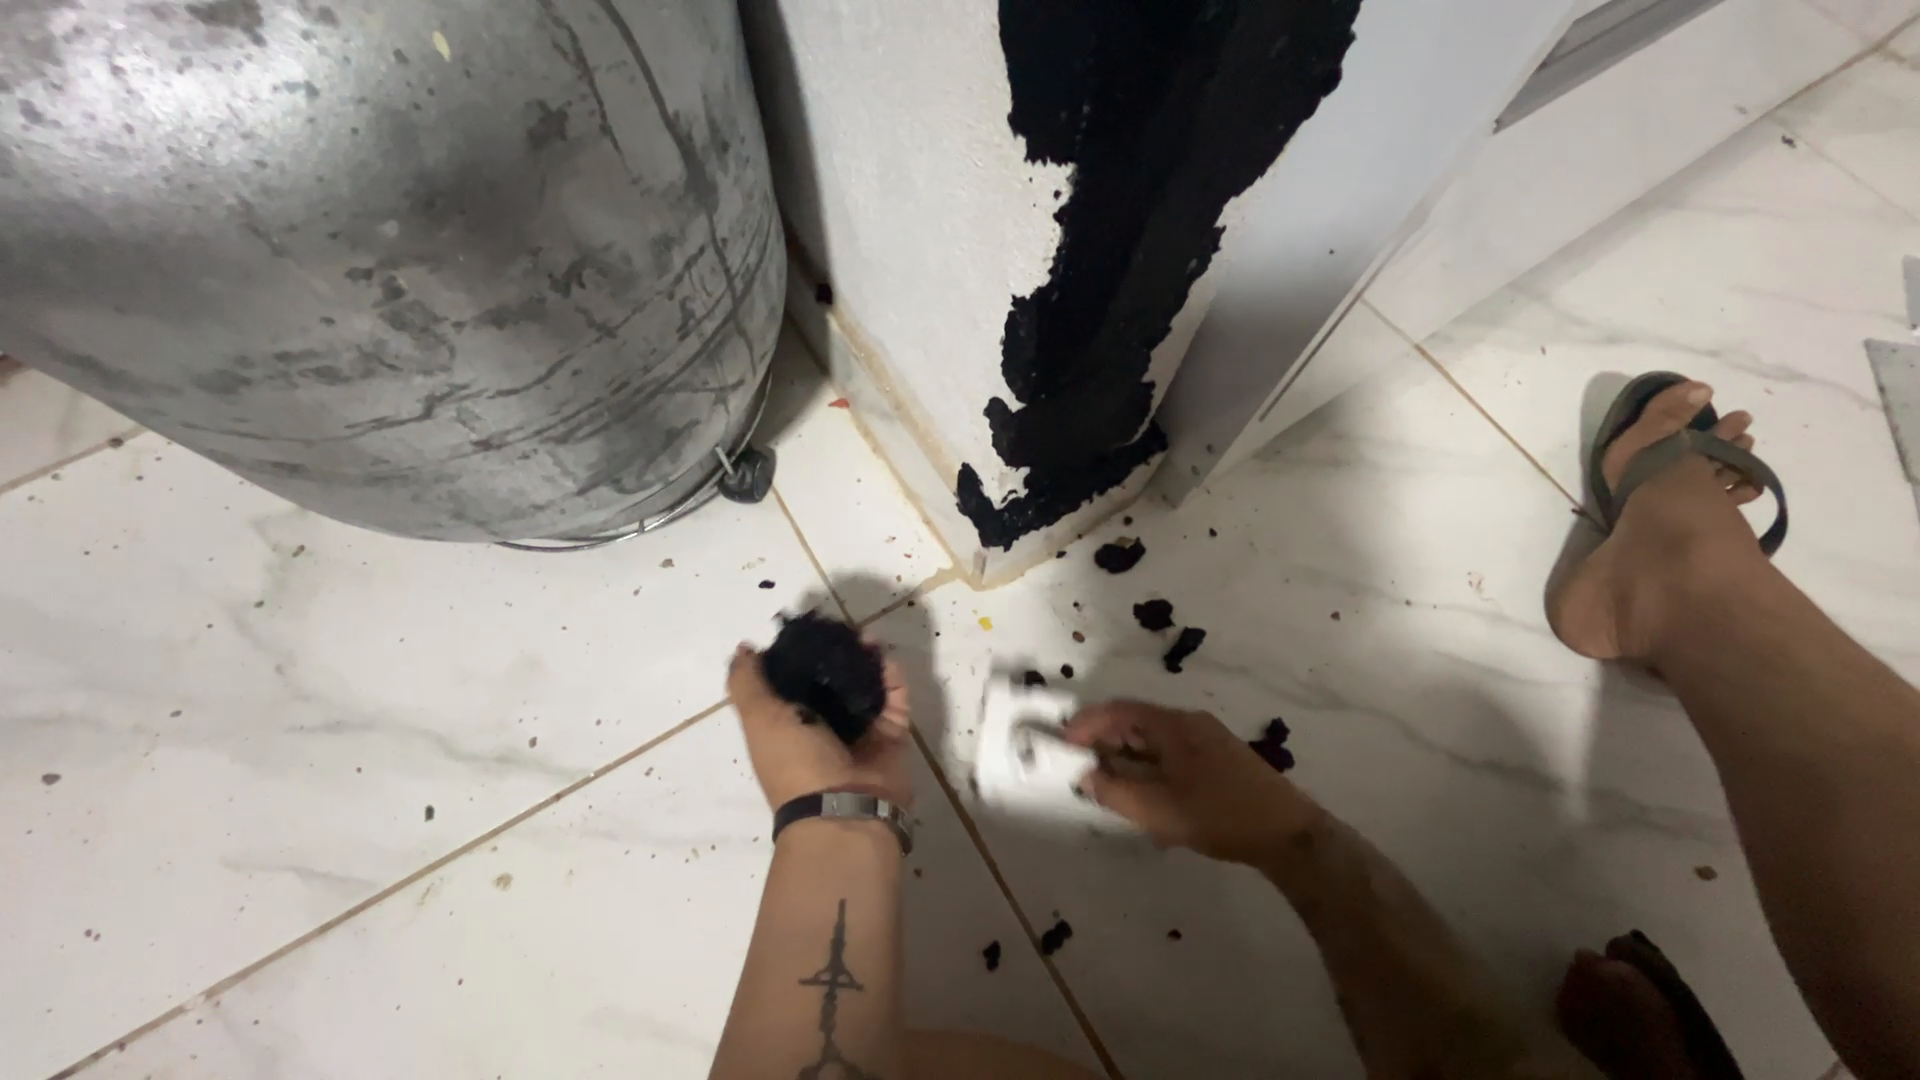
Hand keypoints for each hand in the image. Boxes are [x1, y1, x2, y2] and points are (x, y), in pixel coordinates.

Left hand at [727, 643, 913, 809]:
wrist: (843, 809)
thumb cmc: (794, 762)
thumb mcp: (758, 718)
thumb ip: (747, 682)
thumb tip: (743, 648)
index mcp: (788, 726)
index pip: (792, 681)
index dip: (797, 654)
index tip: (806, 629)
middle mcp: (824, 726)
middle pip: (832, 680)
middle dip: (836, 653)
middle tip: (841, 628)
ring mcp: (861, 730)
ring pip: (865, 684)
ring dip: (866, 659)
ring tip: (866, 637)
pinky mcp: (892, 733)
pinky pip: (895, 698)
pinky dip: (892, 676)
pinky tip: (885, 656)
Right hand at [1065, 700, 1314, 864]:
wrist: (1289, 836)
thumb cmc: (1219, 815)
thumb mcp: (1158, 809)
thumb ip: (1115, 791)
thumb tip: (1086, 776)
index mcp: (1174, 725)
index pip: (1119, 710)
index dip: (1087, 723)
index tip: (1064, 744)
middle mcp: (1190, 724)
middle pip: (1136, 724)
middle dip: (1106, 745)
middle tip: (1085, 772)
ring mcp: (1207, 742)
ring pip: (1154, 744)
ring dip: (1129, 763)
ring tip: (1115, 793)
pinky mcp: (1219, 762)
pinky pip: (1172, 758)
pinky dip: (1152, 773)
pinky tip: (1152, 805)